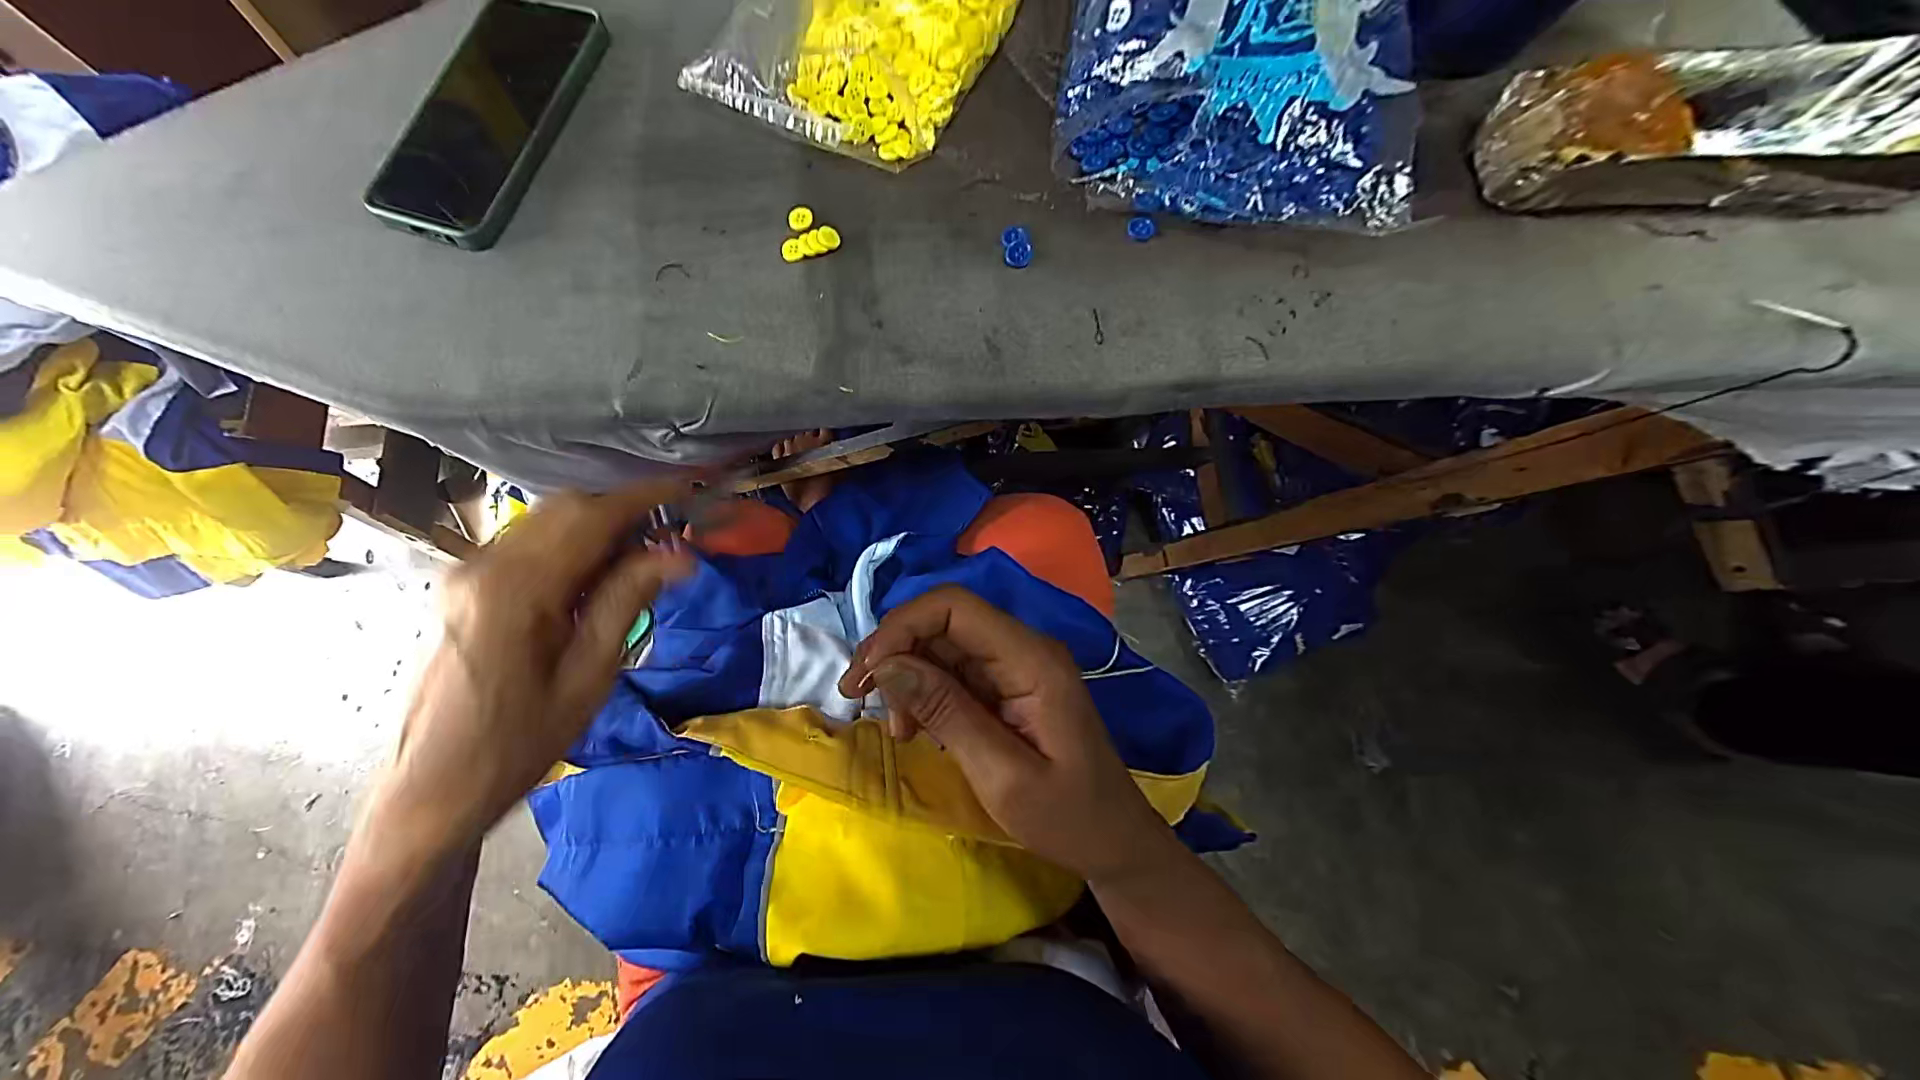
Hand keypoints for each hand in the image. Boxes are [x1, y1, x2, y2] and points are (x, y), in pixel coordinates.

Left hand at [379, 484, 693, 858]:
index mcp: (516, 589)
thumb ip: (627, 602)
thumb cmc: (519, 743)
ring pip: (546, 522)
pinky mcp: (464, 588)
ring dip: (600, 524)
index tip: (690, 486)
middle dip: (626, 506)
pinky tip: (601, 570)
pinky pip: (529, 544)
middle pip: (566, 509)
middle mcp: (484, 566)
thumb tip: (678, 554)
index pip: (592, 517)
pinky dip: (573, 543)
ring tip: (647, 549)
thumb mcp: (589, 676)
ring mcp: (467, 574)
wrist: (432, 791)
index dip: (646, 496)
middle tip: (675, 526)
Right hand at [837, 586, 1175, 883]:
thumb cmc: (1069, 817)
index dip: (902, 627)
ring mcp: (1015, 667)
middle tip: (860, 699)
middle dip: (895, 653)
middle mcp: (1022, 649)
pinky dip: (924, 695)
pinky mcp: (1007, 687)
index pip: (955, 607)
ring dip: (907, 678)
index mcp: (1031, 660)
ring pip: (942, 647)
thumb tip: (887, 664)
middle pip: (943, 622)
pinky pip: (953, 673)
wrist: (1115, 841)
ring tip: (898, 731)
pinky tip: (917, 730)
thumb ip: (945, 712)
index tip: (868, 675)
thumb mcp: (1002, 776)